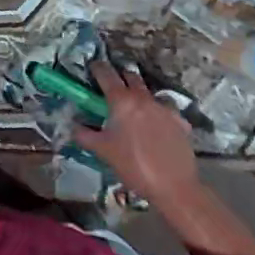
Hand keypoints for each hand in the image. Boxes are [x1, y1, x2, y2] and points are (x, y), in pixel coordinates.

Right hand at [74, 59, 200, 204]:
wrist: (173, 187)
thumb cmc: (132, 164)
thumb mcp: (100, 150)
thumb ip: (83, 133)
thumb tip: (73, 124)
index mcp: (121, 100)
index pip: (106, 73)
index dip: (97, 68)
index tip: (91, 68)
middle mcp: (144, 98)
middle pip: (131, 76)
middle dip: (119, 76)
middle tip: (110, 87)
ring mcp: (165, 109)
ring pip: (150, 91)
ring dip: (140, 93)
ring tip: (134, 107)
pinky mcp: (181, 122)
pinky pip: (167, 109)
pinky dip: (158, 111)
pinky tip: (156, 125)